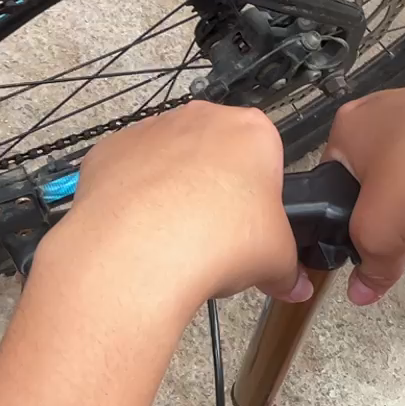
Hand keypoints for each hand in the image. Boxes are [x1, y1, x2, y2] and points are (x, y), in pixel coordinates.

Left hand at [47, 101, 310, 306]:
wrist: (140, 252)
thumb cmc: (218, 240)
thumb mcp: (276, 261)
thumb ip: (289, 271)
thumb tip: (295, 287)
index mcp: (252, 131)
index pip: (267, 157)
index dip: (261, 198)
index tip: (253, 230)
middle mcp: (200, 118)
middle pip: (216, 154)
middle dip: (216, 193)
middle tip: (216, 240)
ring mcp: (150, 129)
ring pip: (169, 161)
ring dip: (173, 194)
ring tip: (173, 243)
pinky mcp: (108, 150)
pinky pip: (127, 173)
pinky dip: (133, 200)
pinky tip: (137, 234)